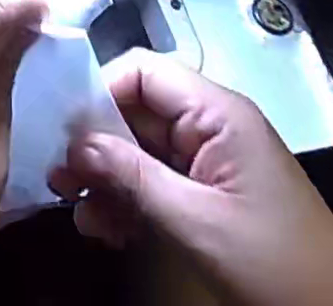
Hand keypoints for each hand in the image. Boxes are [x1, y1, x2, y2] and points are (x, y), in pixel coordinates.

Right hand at [48, 51, 332, 305]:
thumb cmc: (273, 262)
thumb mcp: (197, 222)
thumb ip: (135, 177)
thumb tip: (77, 142)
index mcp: (216, 111)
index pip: (146, 71)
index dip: (103, 90)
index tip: (67, 131)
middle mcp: (210, 123)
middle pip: (140, 110)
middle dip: (98, 142)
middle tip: (59, 178)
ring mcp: (209, 157)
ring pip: (143, 148)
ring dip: (109, 176)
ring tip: (77, 209)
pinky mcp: (209, 190)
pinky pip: (158, 179)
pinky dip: (130, 199)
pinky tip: (106, 227)